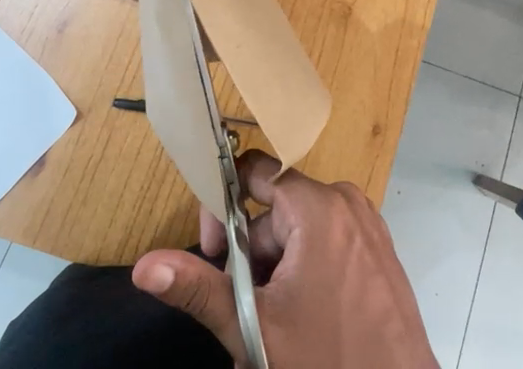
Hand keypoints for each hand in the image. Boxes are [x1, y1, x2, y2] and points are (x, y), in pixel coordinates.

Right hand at [132, 152, 438, 368]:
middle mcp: (345, 202)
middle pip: (276, 210)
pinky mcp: (377, 249)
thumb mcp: (254, 326)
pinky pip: (327, 242)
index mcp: (318, 207)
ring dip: (276, 269)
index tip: (213, 252)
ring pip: (299, 231)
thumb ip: (198, 289)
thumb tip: (145, 265)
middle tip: (246, 305)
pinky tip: (302, 316)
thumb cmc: (326, 357)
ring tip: (274, 321)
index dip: (224, 205)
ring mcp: (366, 225)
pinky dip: (306, 271)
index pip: (255, 173)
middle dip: (251, 253)